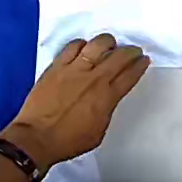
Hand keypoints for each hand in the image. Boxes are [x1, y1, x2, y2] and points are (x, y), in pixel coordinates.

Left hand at [0, 34, 150, 167]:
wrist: (38, 137)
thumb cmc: (68, 140)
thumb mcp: (98, 130)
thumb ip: (106, 109)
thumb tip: (107, 98)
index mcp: (107, 97)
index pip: (129, 76)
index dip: (139, 66)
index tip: (143, 60)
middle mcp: (94, 79)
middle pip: (119, 57)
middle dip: (130, 51)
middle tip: (133, 50)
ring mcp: (74, 70)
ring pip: (97, 45)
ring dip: (107, 42)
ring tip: (110, 43)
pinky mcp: (56, 66)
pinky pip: (71, 47)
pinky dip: (81, 44)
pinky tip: (84, 46)